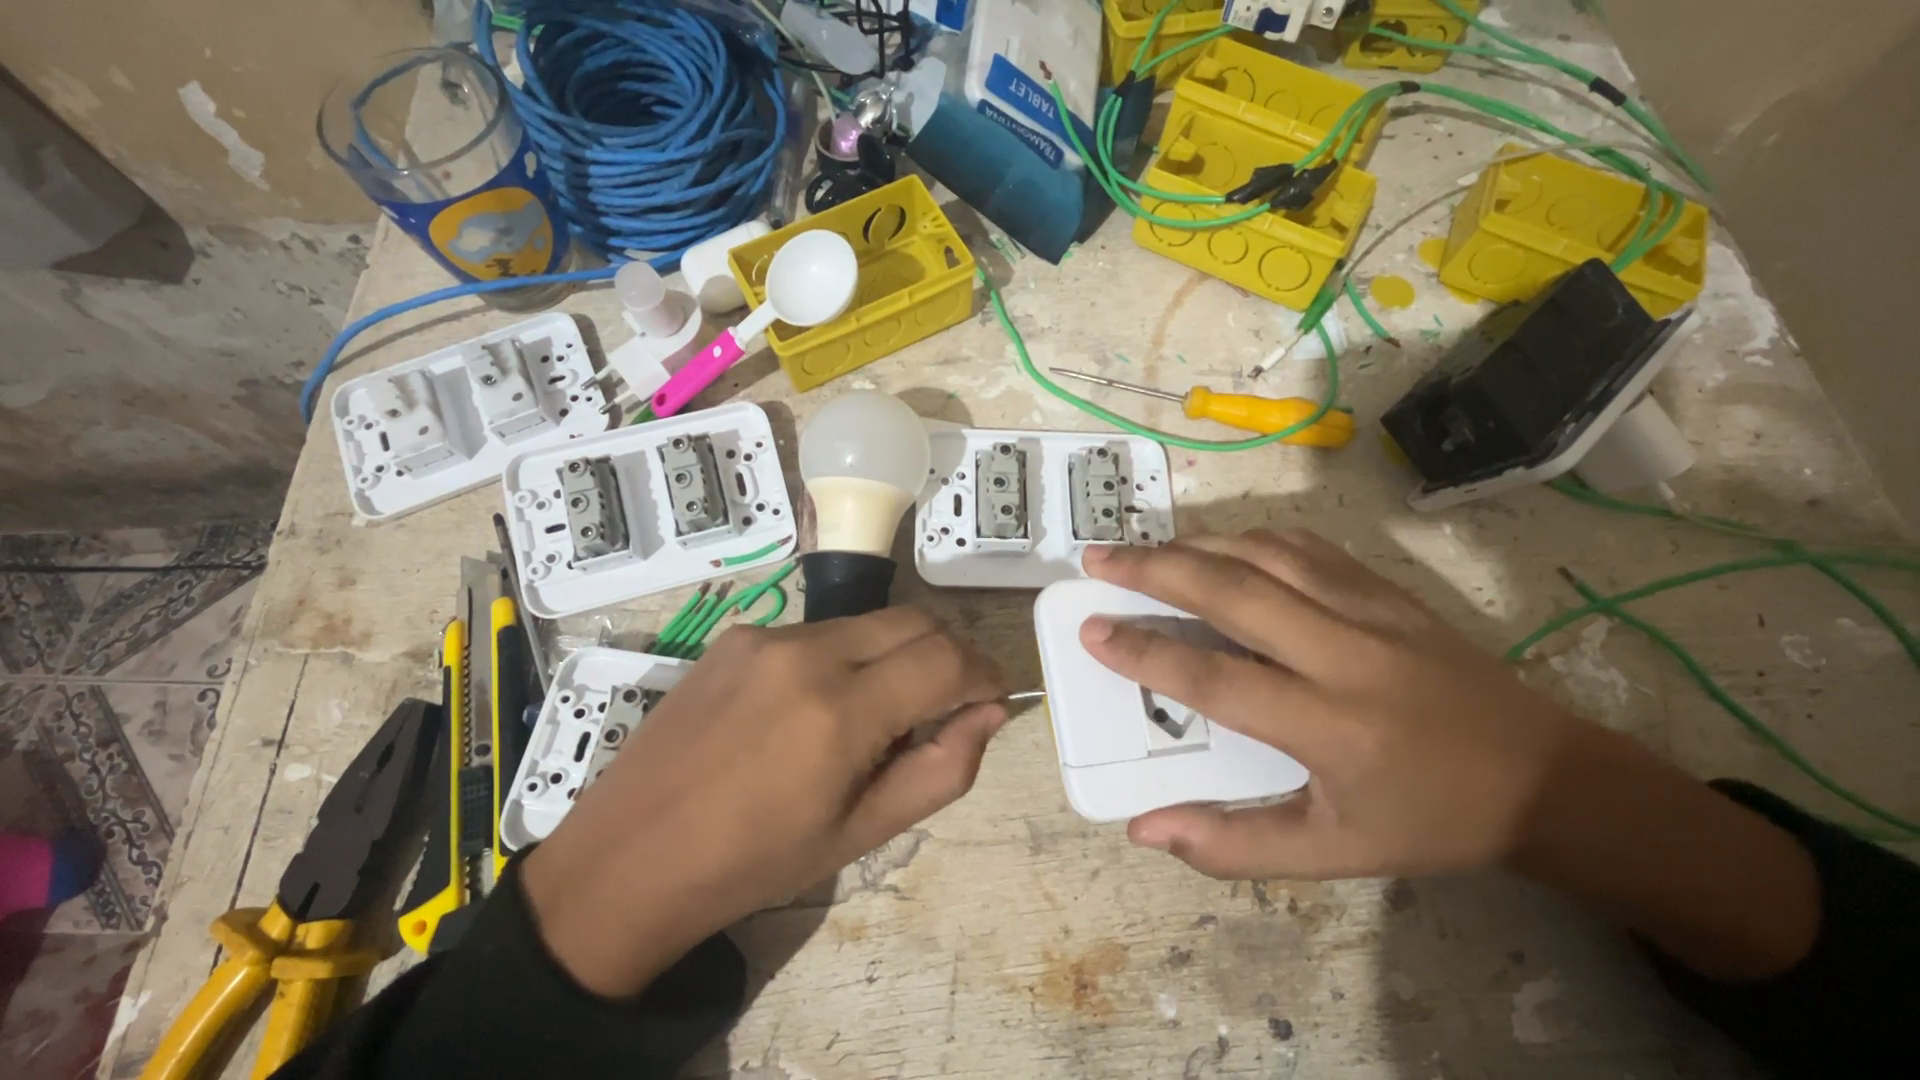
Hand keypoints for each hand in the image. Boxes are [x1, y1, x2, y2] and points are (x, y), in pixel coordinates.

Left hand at [522, 608, 1009, 995]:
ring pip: (868, 622)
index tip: (995, 696)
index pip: (947, 659)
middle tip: (951, 702)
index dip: (986, 673)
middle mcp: (806, 652)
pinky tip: (819, 707)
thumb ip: (941, 769)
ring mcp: (765, 636)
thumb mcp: (862, 833)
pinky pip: (819, 631)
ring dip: (897, 654)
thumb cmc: (754, 863)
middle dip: (951, 653)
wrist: (630, 857)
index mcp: (840, 711)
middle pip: (915, 620)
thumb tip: (990, 713)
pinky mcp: (735, 635)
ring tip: (879, 714)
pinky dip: (847, 656)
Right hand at [1079, 529, 1584, 880]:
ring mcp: (1372, 610)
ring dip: (1195, 544)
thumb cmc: (1427, 822)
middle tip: (1096, 558)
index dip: (1145, 652)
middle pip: (1232, 591)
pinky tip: (1220, 546)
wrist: (1545, 779)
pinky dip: (1249, 538)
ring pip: (1266, 554)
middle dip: (1153, 569)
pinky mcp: (1389, 590)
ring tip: (1143, 548)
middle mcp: (1345, 653)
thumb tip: (1143, 830)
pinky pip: (1306, 547)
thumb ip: (1232, 845)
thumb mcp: (1331, 854)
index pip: (1214, 676)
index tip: (1092, 631)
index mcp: (1329, 725)